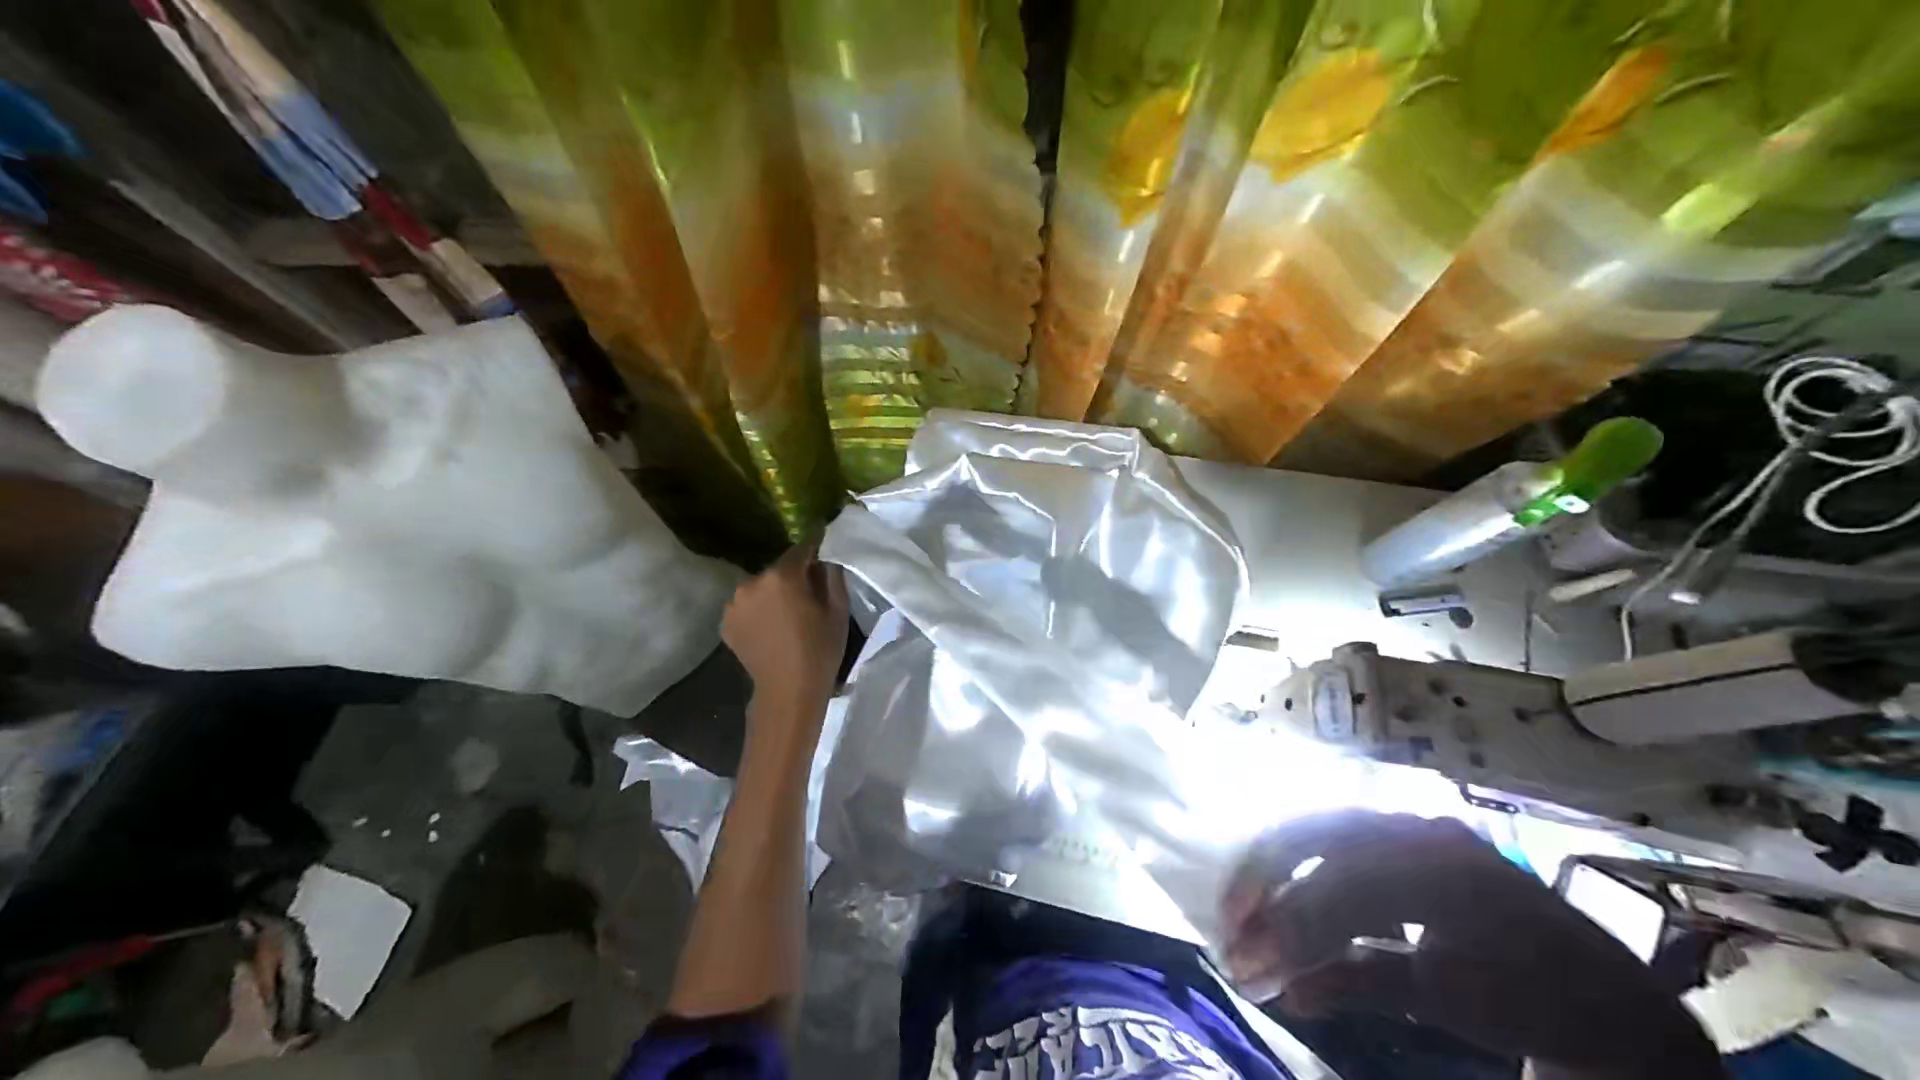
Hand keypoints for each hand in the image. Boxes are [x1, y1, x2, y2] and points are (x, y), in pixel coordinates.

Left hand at [722, 540, 848, 708]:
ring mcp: (734, 603)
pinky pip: (747, 607)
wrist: (788, 692)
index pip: (801, 548)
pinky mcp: (726, 622)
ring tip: (787, 615)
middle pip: (779, 569)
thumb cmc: (820, 650)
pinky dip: (758, 611)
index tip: (824, 546)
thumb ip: (832, 575)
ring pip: (761, 588)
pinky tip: (770, 629)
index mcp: (782, 575)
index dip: (815, 547)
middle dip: (793, 576)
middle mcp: (752, 582)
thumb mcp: (838, 610)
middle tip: (808, 594)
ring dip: (773, 594)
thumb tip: (825, 557)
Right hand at [1221, 811, 1722, 1077]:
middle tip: (1228, 925)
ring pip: (1317, 831)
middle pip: (1315, 835)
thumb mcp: (1452, 1002)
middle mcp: (1418, 830)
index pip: (1344, 884)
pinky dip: (1300, 871)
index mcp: (1445, 867)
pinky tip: (1282, 906)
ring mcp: (1407, 826)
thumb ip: (1361, 983)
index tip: (1246, 962)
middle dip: (1264, 880)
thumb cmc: (1538, 1003)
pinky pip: (1333, 841)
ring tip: (1241, 914)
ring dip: (1273, 872)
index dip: (1290, 922)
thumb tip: (1280, 988)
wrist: (1610, 1000)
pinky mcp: (1398, 836)